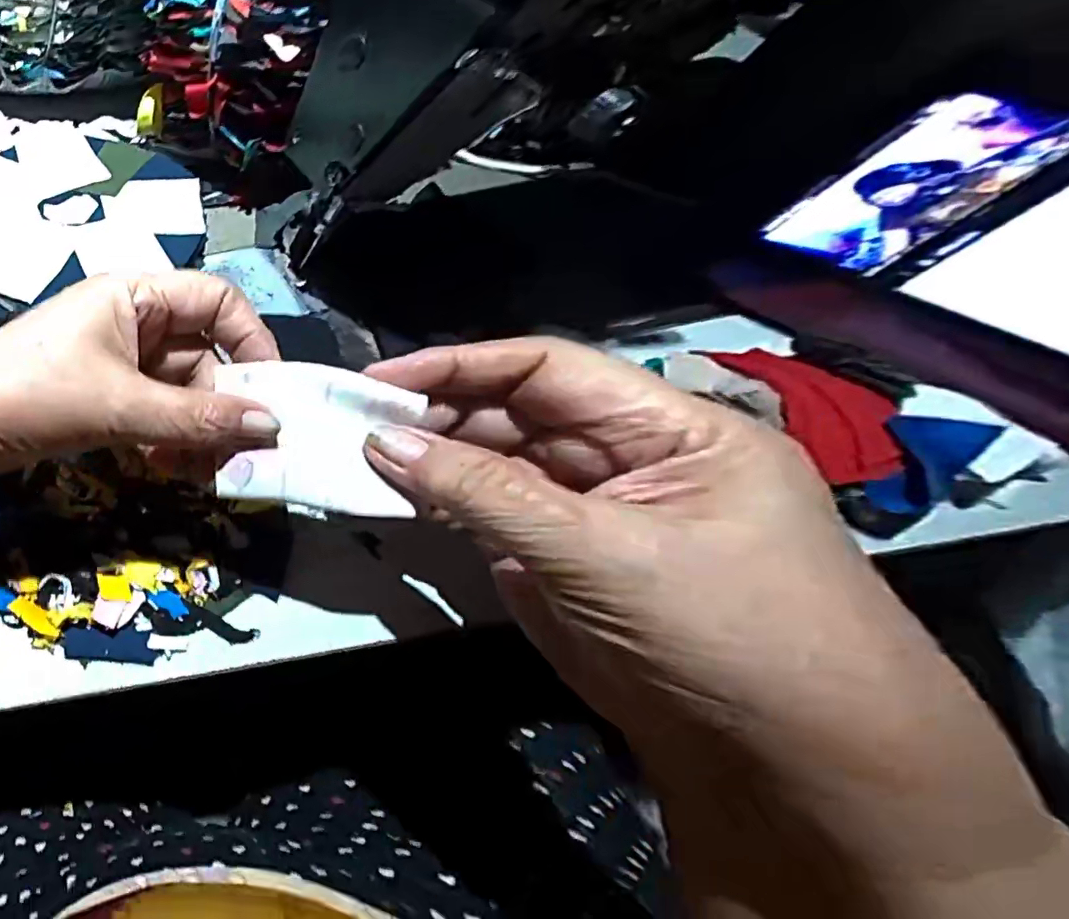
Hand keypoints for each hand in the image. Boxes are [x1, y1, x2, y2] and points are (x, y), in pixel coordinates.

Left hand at [0, 272, 281, 495]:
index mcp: (136, 295)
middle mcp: (133, 319)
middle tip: (239, 455)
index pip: (217, 302)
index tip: (272, 391)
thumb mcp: (121, 406)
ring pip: (181, 391)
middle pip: (203, 355)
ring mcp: (119, 358)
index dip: (252, 340)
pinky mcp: (106, 392)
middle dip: (222, 407)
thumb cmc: (35, 393)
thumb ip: (197, 419)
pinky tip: (169, 468)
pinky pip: (156, 411)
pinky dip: (169, 439)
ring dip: (196, 431)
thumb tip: (271, 427)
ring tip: (202, 472)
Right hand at [361, 337, 1066, 910]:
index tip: (381, 378)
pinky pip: (484, 510)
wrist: (785, 777)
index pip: (547, 369)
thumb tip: (382, 441)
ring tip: (363, 455)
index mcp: (666, 429)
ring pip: (489, 461)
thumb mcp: (601, 553)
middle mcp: (621, 455)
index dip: (459, 365)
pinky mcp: (551, 554)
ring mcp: (582, 507)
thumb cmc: (725, 638)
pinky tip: (395, 493)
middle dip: (434, 413)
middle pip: (510, 411)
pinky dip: (438, 500)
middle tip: (357, 421)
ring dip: (429, 458)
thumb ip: (485, 491)